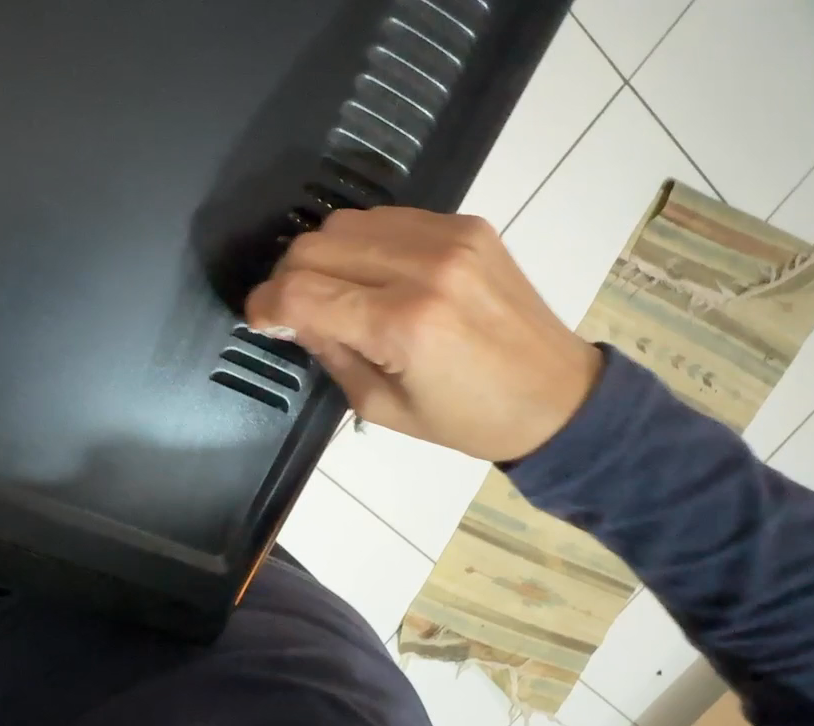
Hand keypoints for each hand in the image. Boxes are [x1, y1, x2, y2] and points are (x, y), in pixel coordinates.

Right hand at [245, 207, 602, 462]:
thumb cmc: (464, 419)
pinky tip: (369, 276)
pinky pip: (385, 218)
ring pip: (344, 224)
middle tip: (291, 313)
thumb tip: (292, 318)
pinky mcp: (466, 224)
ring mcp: (449, 238)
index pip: (301, 293)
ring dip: (321, 258)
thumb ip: (329, 352)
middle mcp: (424, 268)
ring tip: (330, 292)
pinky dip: (361, 244)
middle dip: (287, 281)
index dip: (264, 306)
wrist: (555, 394)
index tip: (258, 321)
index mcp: (403, 325)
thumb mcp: (379, 406)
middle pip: (314, 247)